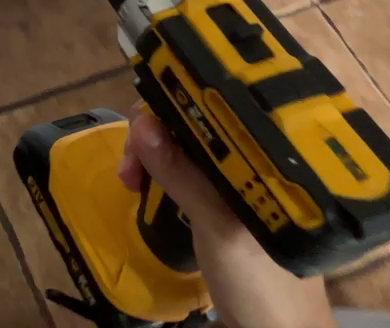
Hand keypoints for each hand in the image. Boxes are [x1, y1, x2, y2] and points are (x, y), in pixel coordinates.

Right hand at [118, 110, 337, 327]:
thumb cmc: (261, 281)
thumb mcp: (218, 227)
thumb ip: (181, 175)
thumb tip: (141, 122)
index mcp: (261, 161)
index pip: (211, 110)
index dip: (170, 108)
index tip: (139, 131)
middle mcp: (248, 164)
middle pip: (189, 126)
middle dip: (151, 137)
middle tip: (129, 169)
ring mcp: (233, 185)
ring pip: (180, 148)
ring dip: (148, 156)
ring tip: (130, 182)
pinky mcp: (220, 205)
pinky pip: (181, 172)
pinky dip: (157, 173)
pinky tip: (144, 186)